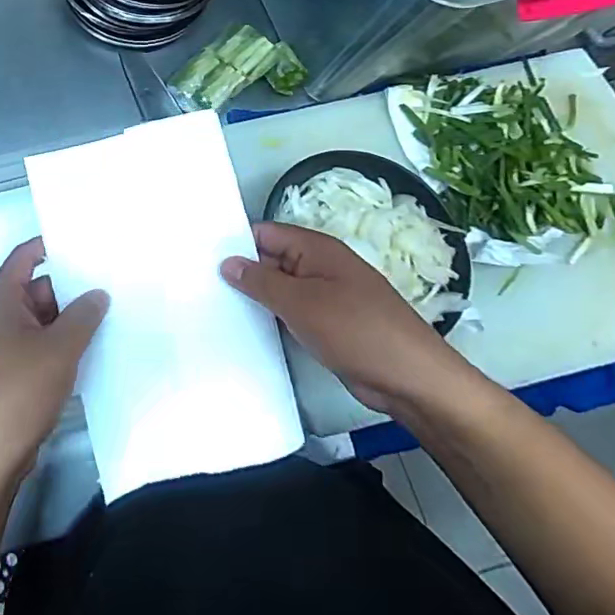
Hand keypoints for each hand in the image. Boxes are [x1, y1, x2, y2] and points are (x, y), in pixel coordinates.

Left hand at [0, 237, 108, 484]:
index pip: (22, 258)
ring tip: (109, 314)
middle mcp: (0, 320)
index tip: (80, 241)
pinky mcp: (13, 375)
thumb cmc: (20, 390)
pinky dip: (62, 344)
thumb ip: (82, 316)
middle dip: (69, 287)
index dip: (47, 245)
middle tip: (108, 282)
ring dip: (69, 319)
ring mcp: (5, 349)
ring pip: (41, 321)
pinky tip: (92, 350)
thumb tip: (97, 293)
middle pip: (36, 289)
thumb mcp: (59, 348)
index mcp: (2, 302)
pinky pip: (41, 347)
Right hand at [221, 222, 477, 413]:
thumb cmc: (358, 332)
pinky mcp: (329, 323)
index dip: (235, 243)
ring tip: (216, 307)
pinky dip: (273, 318)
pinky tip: (248, 329)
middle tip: (201, 286)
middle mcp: (320, 266)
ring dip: (256, 298)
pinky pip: (292, 312)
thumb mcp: (301, 303)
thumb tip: (228, 262)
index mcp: (316, 248)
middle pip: (270, 260)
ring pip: (280, 289)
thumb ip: (260, 281)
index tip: (203, 258)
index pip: (264, 233)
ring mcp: (326, 296)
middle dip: (241, 272)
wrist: (413, 381)